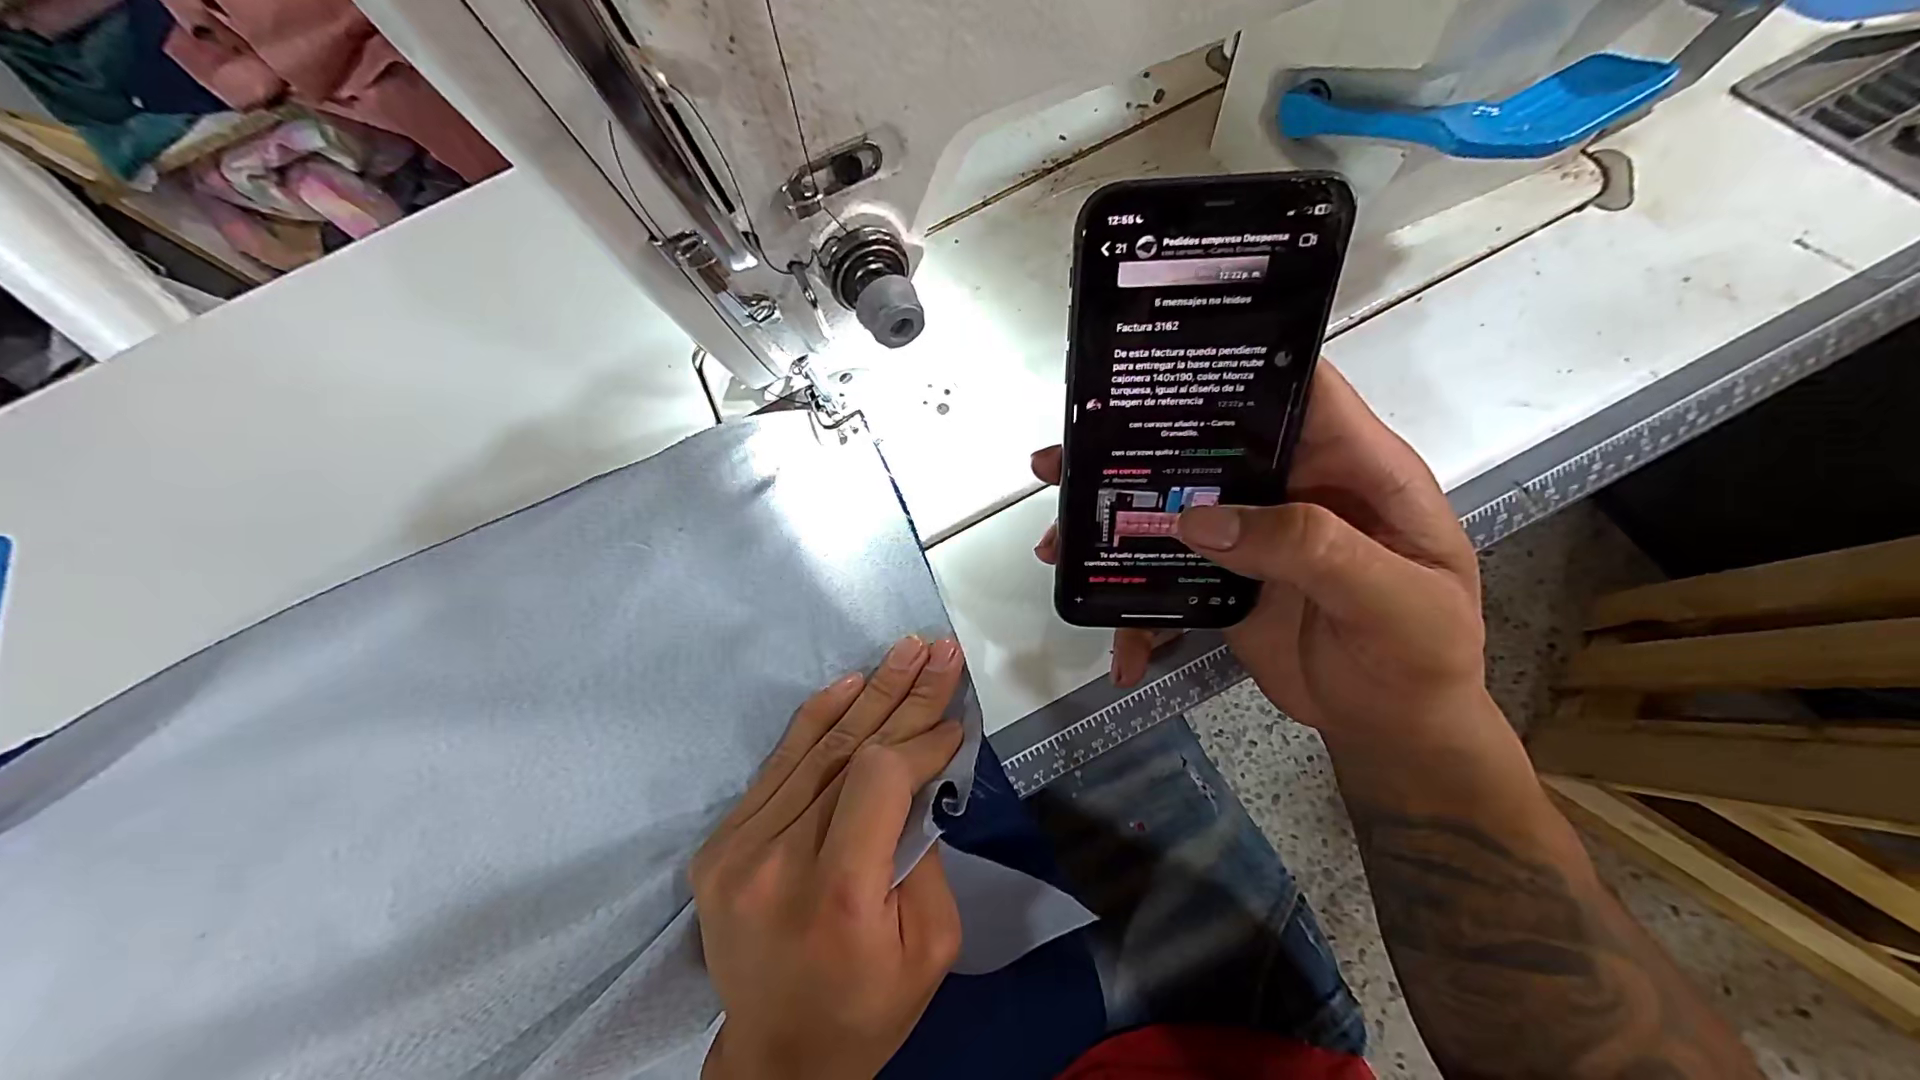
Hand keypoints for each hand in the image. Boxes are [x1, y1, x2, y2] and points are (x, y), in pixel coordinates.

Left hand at [693, 636, 967, 1079]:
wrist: (779, 1055)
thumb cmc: (869, 1008)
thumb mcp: (930, 944)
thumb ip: (925, 850)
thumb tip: (923, 774)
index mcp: (837, 895)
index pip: (880, 778)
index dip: (923, 739)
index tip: (956, 719)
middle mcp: (777, 862)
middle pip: (851, 751)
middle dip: (905, 694)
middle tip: (939, 650)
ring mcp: (738, 849)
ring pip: (816, 748)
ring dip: (870, 692)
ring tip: (906, 650)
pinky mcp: (721, 843)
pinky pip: (778, 763)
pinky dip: (818, 718)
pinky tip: (851, 683)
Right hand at [1032, 361, 1486, 741]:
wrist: (1392, 729)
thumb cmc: (1420, 661)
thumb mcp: (1394, 601)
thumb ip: (1311, 549)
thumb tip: (1198, 518)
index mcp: (1350, 468)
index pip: (1298, 390)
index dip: (1238, 366)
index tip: (1159, 372)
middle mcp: (1293, 489)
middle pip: (1207, 447)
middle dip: (1133, 452)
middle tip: (1062, 463)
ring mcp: (1253, 536)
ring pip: (1172, 509)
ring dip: (1114, 526)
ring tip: (1057, 546)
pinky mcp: (1224, 579)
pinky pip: (1168, 578)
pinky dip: (1137, 610)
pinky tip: (1122, 650)